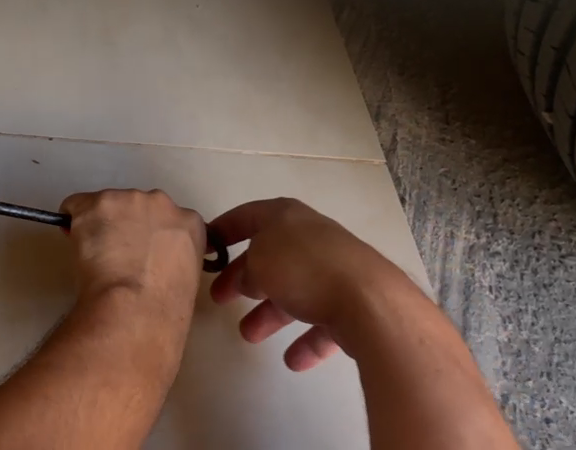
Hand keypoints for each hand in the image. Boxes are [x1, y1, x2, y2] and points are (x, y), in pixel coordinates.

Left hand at [59, 189, 206, 308]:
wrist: (135, 306)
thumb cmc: (165, 307)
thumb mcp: (188, 277)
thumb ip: (176, 256)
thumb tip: (158, 258)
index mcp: (187, 221)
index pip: (169, 219)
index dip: (152, 236)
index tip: (144, 253)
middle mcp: (157, 200)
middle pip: (137, 207)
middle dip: (128, 225)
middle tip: (120, 256)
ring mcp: (123, 199)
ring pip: (107, 206)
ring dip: (102, 224)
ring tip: (99, 257)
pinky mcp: (91, 204)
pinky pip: (76, 206)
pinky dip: (74, 223)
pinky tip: (78, 245)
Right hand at [208, 197, 411, 371]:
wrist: (370, 302)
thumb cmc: (303, 269)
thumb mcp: (258, 261)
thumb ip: (246, 268)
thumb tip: (248, 278)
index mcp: (286, 216)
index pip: (247, 216)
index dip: (224, 229)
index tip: (206, 246)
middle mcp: (311, 238)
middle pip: (270, 257)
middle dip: (244, 279)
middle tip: (220, 298)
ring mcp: (336, 271)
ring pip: (295, 291)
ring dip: (270, 313)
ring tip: (249, 335)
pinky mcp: (356, 305)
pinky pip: (323, 322)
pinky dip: (306, 339)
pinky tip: (293, 360)